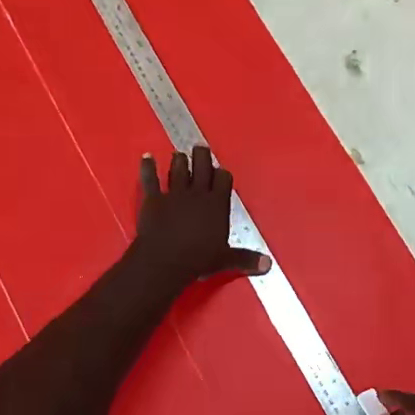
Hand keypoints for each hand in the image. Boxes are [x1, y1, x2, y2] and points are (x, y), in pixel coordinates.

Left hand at [132, 146, 271, 286]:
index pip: (223, 179)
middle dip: (201, 156)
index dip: (222, 174)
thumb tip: (267, 265)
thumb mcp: (225, 260)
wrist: (165, 261)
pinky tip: (147, 157)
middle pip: (201, 166)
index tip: (220, 172)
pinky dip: (147, 167)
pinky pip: (150, 179)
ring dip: (178, 160)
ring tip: (178, 155)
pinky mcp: (153, 199)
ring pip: (177, 168)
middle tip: (200, 149)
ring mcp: (174, 194)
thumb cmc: (198, 260)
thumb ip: (245, 259)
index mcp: (217, 204)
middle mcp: (197, 193)